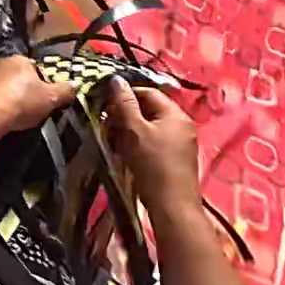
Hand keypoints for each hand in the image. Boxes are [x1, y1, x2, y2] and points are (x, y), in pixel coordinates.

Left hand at [0, 56, 75, 133]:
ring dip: (3, 94)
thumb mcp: (50, 98)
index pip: (35, 68)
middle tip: (25, 107)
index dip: (41, 83)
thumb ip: (65, 91)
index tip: (42, 99)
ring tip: (8, 113)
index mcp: (19, 59)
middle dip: (20, 88)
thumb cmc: (20, 102)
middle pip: (15, 75)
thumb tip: (75, 85)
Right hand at [103, 77, 200, 198]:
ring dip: (127, 131)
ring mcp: (179, 143)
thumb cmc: (152, 164)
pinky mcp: (174, 158)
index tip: (103, 104)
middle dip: (124, 115)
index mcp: (175, 114)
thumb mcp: (134, 131)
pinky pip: (152, 142)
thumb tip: (115, 79)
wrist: (171, 206)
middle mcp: (181, 125)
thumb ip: (124, 104)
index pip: (147, 92)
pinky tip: (123, 153)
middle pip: (148, 110)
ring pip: (148, 127)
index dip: (124, 95)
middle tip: (105, 124)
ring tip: (111, 141)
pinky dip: (136, 143)